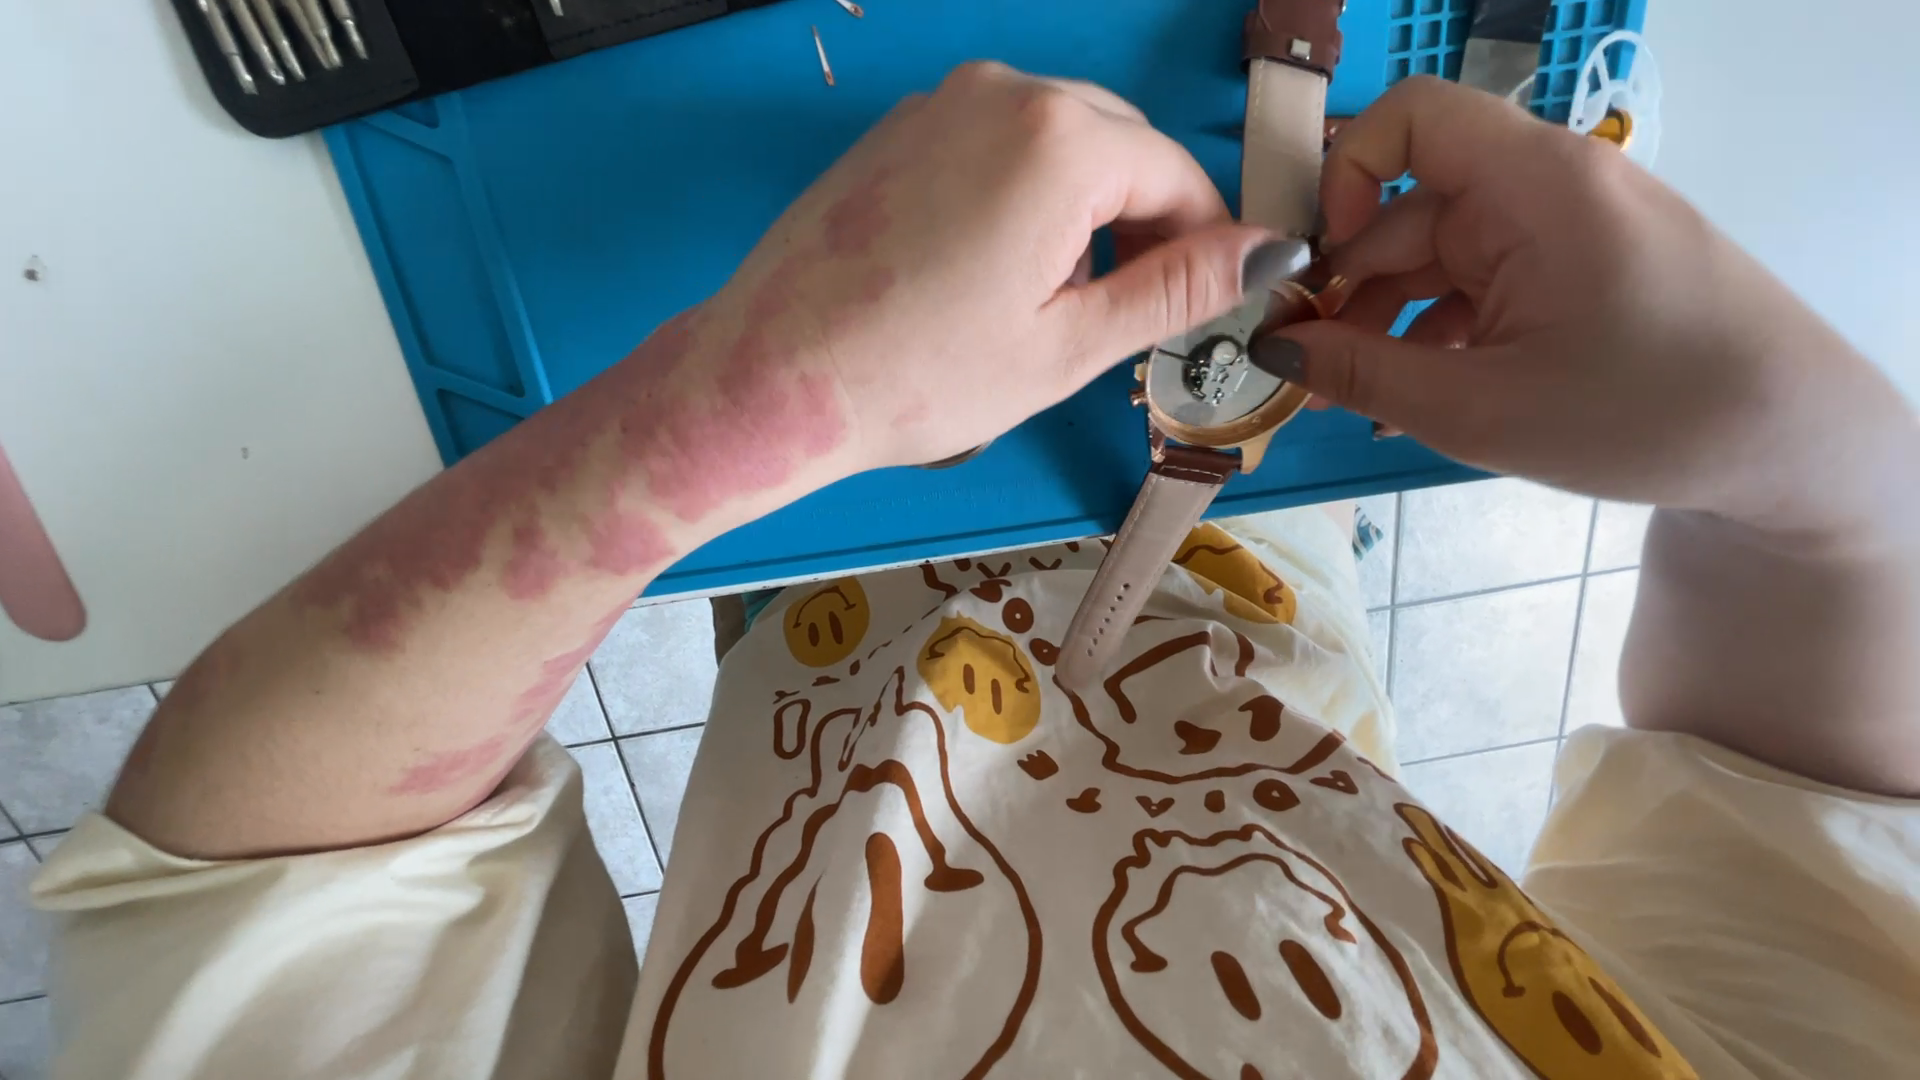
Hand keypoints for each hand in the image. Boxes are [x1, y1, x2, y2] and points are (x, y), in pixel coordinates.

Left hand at [698, 61, 1287, 471]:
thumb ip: (1175, 290)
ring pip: (1057, 146)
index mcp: (1060, 139)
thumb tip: (1268, 256)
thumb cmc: (922, 378)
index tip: (1198, 300)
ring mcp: (940, 103)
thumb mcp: (1067, 347)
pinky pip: (995, 149)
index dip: (1202, 241)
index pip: (1175, 173)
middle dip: (1139, 226)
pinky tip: (988, 272)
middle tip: (1117, 314)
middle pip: (1117, 148)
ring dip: (1079, 216)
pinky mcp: (899, 130)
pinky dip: (1020, 201)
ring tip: (1044, 303)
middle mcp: (1001, 92)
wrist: (776, 378)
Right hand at [1254, 77, 1913, 538]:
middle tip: (1304, 370)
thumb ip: (1357, 372)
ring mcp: (1556, 233)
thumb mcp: (1472, 407)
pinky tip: (1404, 398)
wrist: (1788, 450)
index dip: (1342, 176)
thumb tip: (1268, 348)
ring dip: (1378, 325)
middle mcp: (1543, 190)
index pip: (1411, 118)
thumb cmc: (1636, 417)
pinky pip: (1468, 289)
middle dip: (1343, 291)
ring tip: (1344, 397)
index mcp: (1535, 188)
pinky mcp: (1565, 272)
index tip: (1314, 266)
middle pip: (1405, 212)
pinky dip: (1425, 336)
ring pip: (1430, 260)